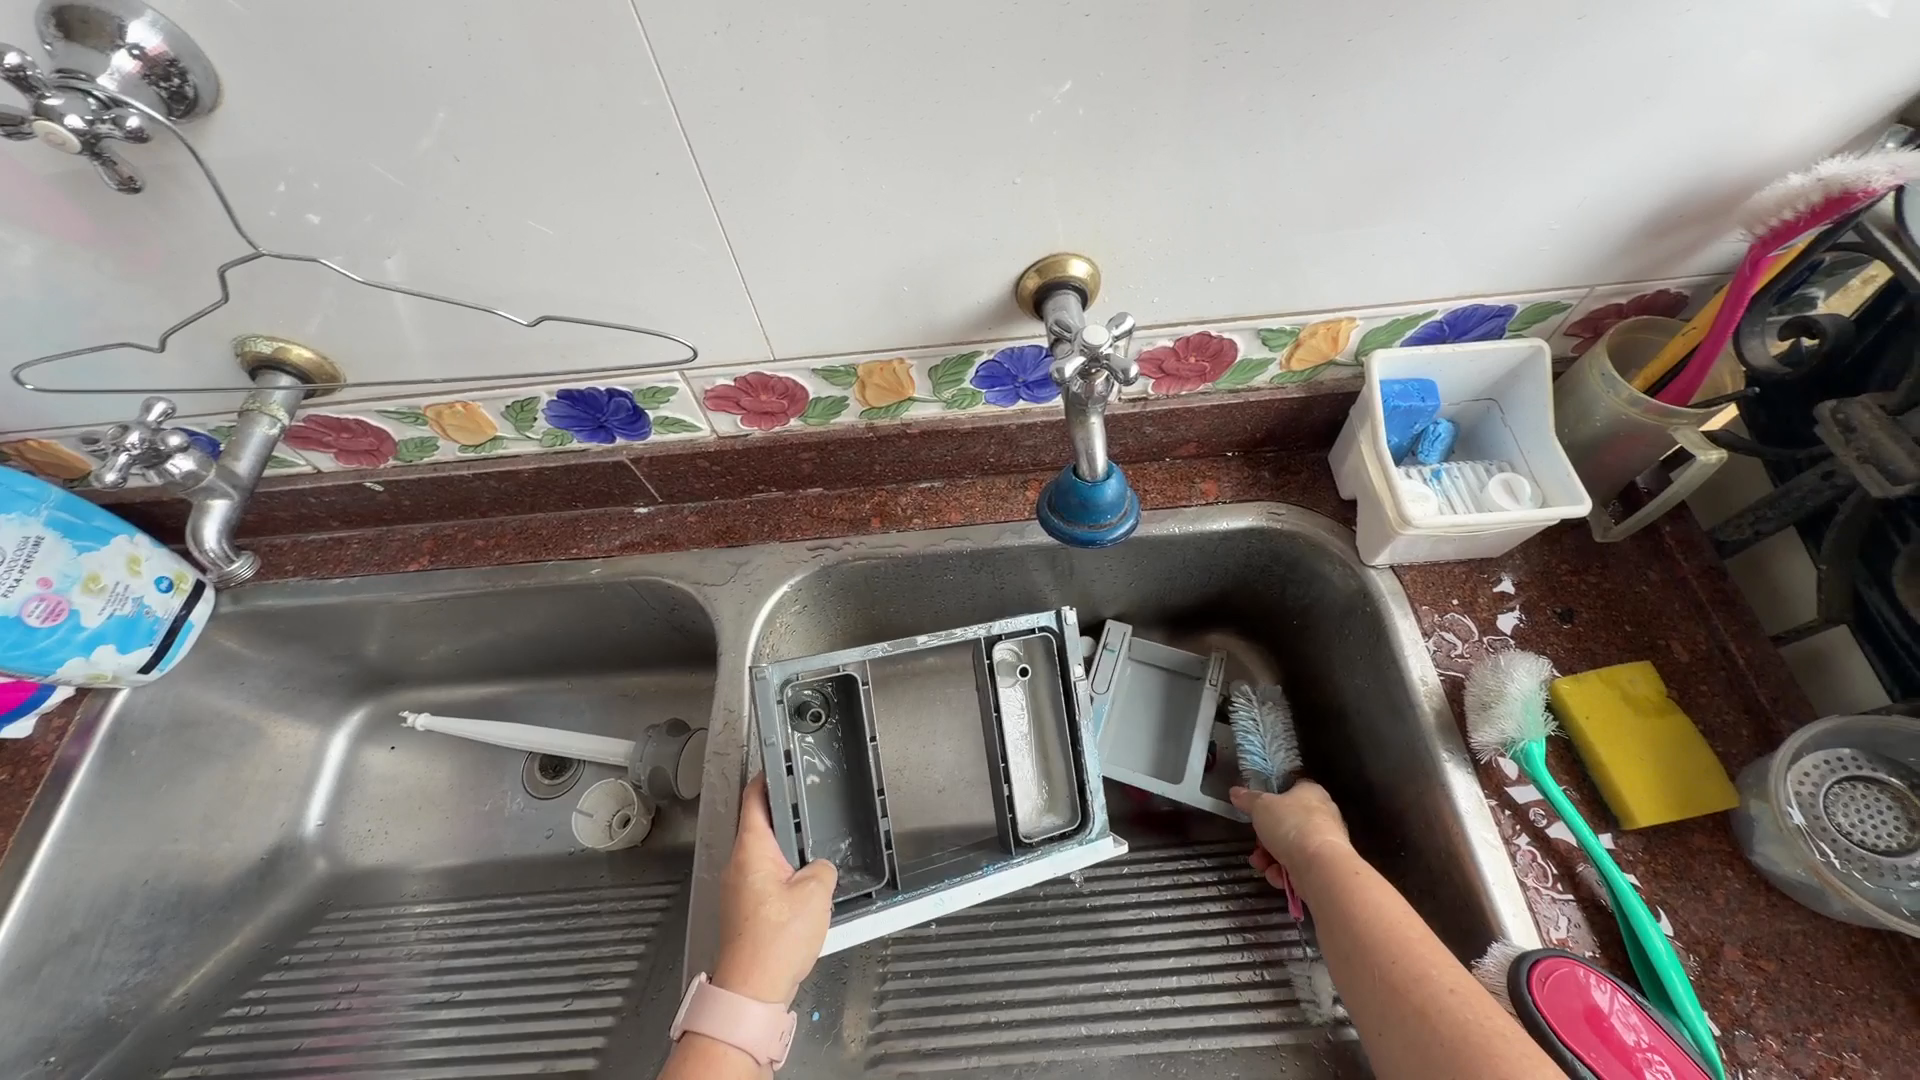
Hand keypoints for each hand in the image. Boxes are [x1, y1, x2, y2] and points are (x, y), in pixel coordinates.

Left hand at [711, 773, 837, 1005]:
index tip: (779, 764)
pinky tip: (803, 883)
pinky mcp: (743, 909)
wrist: (752, 990)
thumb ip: (823, 866)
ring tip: (812, 844)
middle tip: (808, 804)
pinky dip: (783, 872)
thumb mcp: (816, 892)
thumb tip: (820, 866)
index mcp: (751, 849)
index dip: (767, 777)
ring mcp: (737, 888)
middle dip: (784, 815)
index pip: (753, 799)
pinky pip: (764, 877)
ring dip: (786, 848)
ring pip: (763, 854)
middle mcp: (737, 864)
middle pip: (759, 825)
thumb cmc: (776, 940)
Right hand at [1230, 780, 1349, 888]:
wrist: (1321, 867)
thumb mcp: (1260, 805)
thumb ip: (1247, 799)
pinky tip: (1277, 876)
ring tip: (1261, 864)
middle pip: (1286, 824)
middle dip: (1265, 838)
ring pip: (1289, 848)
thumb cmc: (1291, 825)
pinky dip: (1284, 873)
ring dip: (1269, 858)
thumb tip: (1235, 791)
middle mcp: (1322, 816)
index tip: (1256, 812)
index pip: (1290, 790)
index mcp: (1311, 792)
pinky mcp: (1324, 868)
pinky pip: (1298, 867)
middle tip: (1256, 844)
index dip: (1271, 801)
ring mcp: (1324, 844)